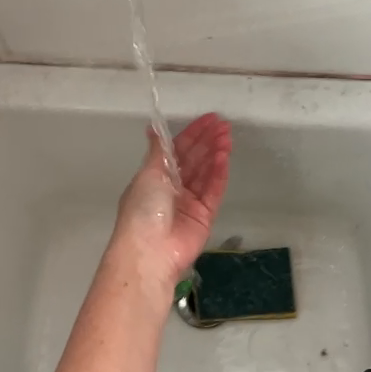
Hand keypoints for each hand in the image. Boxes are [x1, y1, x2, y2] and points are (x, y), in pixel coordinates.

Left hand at [110, 113, 231, 285]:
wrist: (151, 251)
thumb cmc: (143, 209)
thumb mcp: (148, 174)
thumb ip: (158, 152)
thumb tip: (153, 129)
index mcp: (155, 178)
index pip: (176, 151)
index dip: (192, 135)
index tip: (208, 120)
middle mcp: (173, 189)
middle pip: (193, 161)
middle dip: (207, 142)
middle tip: (224, 126)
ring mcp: (190, 203)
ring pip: (205, 173)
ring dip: (215, 154)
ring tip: (227, 138)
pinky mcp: (204, 216)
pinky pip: (213, 190)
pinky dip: (219, 174)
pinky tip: (225, 157)